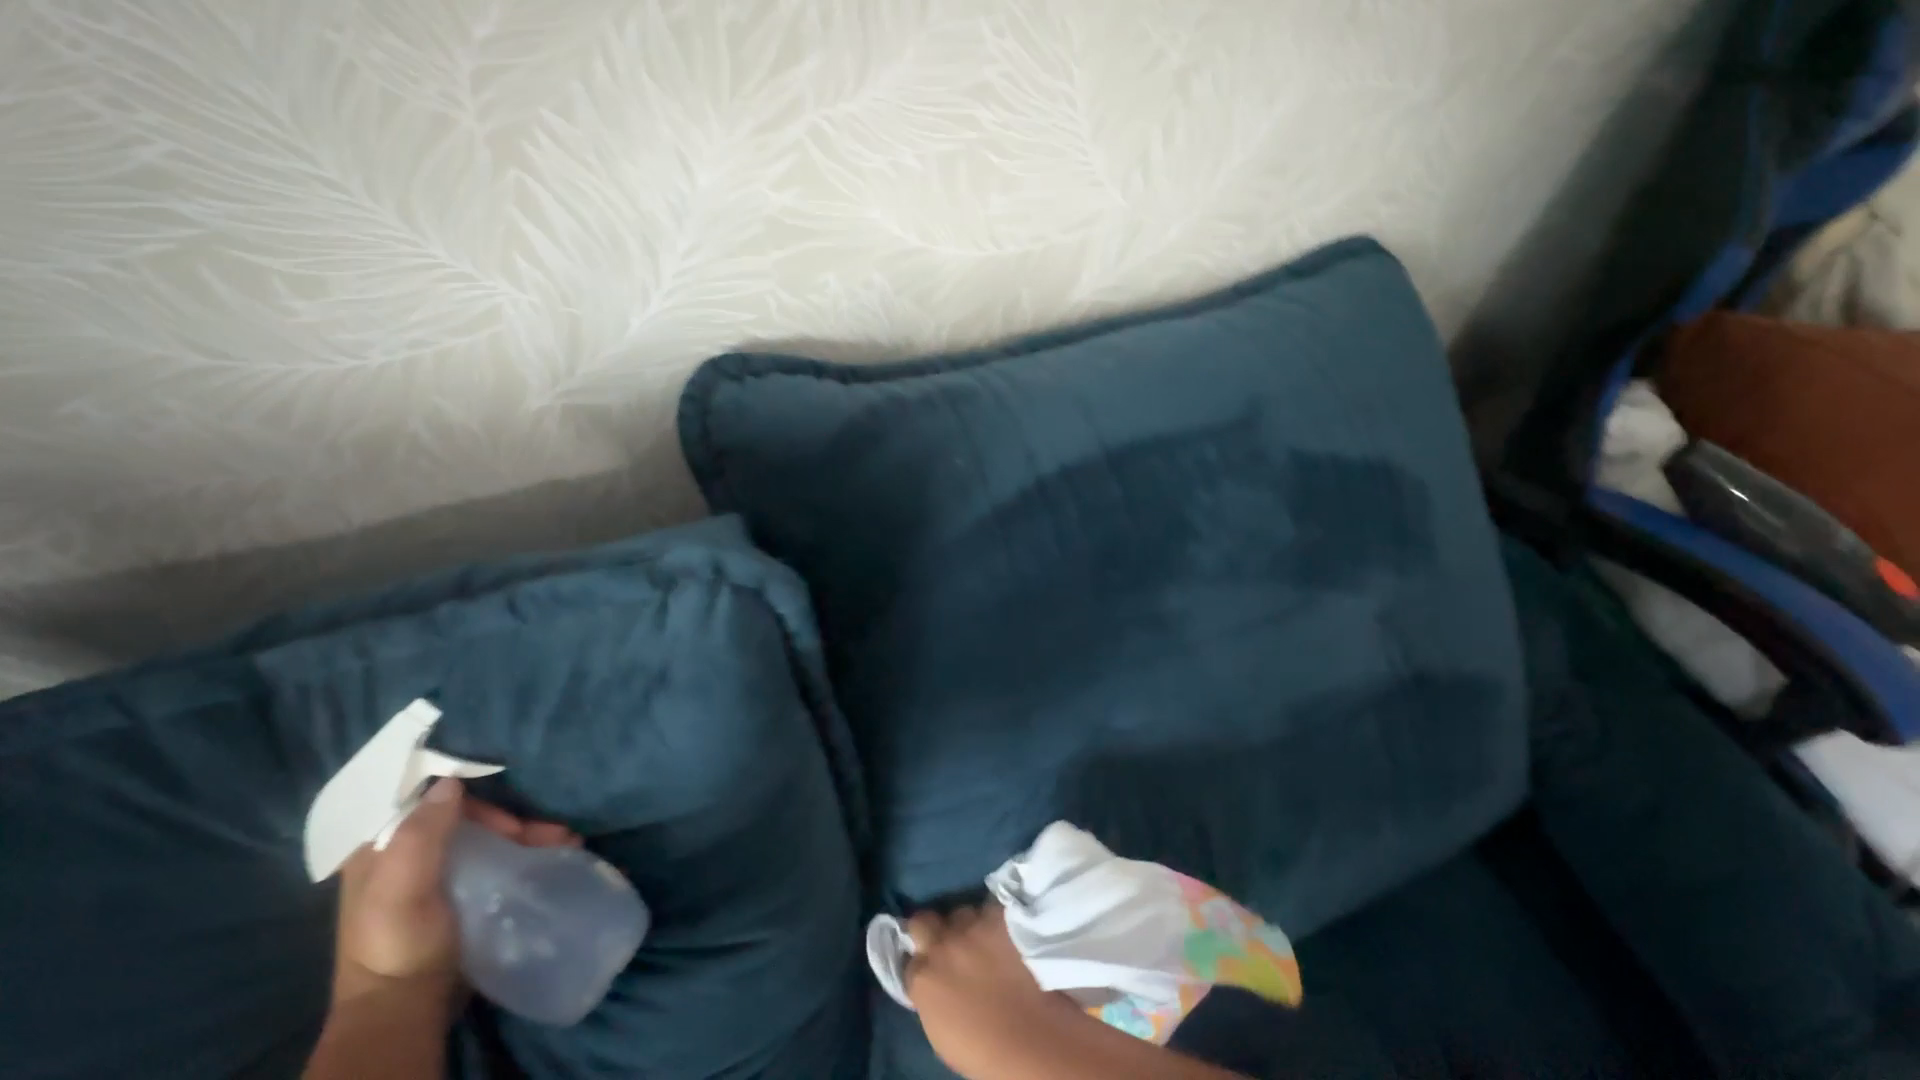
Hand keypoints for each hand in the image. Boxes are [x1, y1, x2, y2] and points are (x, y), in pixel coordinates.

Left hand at [330, 777, 580, 1004]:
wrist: (405, 1011)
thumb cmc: (397, 945)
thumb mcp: (401, 889)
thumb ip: (422, 834)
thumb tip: (450, 780)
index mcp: (380, 846)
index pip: (428, 799)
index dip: (469, 797)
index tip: (504, 817)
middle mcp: (408, 853)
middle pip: (465, 818)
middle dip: (510, 820)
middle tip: (543, 834)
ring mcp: (437, 876)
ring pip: (487, 838)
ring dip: (528, 835)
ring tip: (566, 842)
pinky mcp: (462, 896)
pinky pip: (497, 860)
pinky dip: (525, 854)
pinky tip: (555, 855)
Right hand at [903, 904, 1083, 1078]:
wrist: (1031, 1037)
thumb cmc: (984, 1050)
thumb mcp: (940, 1032)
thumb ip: (930, 998)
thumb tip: (931, 985)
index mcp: (921, 978)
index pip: (909, 958)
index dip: (921, 961)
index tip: (931, 966)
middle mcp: (941, 946)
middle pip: (924, 921)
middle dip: (931, 929)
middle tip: (947, 942)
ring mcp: (971, 928)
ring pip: (961, 912)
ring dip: (968, 925)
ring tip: (983, 938)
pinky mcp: (1000, 917)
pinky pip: (991, 907)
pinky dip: (995, 918)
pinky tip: (1005, 930)